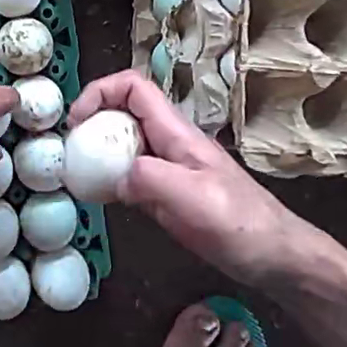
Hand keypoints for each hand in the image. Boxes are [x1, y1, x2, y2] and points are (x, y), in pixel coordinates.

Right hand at [70, 70, 332, 286]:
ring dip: (98, 151)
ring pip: (124, 143)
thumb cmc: (239, 224)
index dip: (100, 92)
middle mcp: (169, 143)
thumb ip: (149, 179)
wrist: (276, 258)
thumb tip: (116, 178)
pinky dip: (110, 178)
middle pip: (123, 112)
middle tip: (71, 152)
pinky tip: (102, 198)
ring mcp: (169, 168)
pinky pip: (130, 173)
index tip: (77, 122)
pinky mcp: (168, 192)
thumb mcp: (192, 198)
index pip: (133, 88)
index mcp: (176, 133)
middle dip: (92, 122)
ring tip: (79, 175)